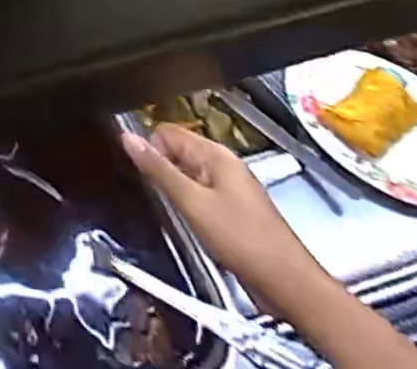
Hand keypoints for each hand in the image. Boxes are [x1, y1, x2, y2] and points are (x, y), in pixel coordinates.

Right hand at [120, 125, 327, 306]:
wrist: (289, 285)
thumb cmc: (242, 240)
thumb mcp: (192, 202)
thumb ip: (158, 169)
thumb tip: (127, 137)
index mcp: (215, 155)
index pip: (166, 132)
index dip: (152, 150)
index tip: (148, 176)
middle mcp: (224, 164)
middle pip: (177, 151)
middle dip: (163, 169)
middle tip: (162, 197)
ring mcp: (231, 186)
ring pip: (188, 174)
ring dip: (176, 188)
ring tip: (177, 212)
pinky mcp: (234, 208)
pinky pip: (200, 192)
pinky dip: (190, 203)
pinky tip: (193, 222)